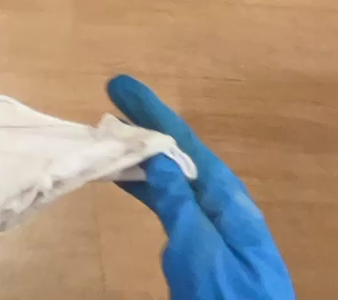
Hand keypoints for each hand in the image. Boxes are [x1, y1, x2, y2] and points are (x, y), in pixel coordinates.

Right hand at [106, 75, 293, 299]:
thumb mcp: (198, 251)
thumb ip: (177, 201)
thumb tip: (157, 152)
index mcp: (226, 199)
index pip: (184, 142)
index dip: (152, 111)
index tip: (120, 85)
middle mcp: (222, 206)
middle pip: (180, 153)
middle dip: (147, 123)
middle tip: (112, 96)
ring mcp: (215, 230)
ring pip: (173, 177)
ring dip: (143, 152)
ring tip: (111, 134)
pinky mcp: (205, 252)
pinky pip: (171, 203)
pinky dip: (146, 185)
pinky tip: (127, 180)